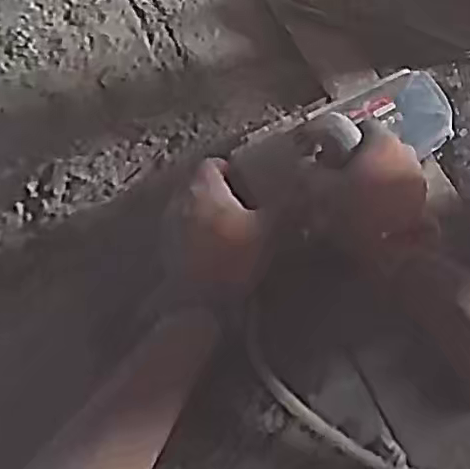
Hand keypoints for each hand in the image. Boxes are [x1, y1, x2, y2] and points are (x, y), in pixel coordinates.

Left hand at [168, 158, 272, 306]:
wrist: (198, 305)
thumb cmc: (234, 258)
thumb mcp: (269, 229)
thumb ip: (285, 203)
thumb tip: (303, 185)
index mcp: (204, 189)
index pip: (212, 163)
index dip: (230, 168)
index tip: (247, 182)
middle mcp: (181, 201)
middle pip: (199, 184)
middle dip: (220, 190)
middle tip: (245, 203)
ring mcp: (169, 226)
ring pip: (190, 206)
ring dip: (208, 211)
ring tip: (231, 225)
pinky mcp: (166, 249)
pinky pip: (184, 228)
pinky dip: (198, 231)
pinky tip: (216, 246)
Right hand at [307, 121, 436, 275]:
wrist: (393, 254)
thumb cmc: (355, 212)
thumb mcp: (321, 190)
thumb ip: (309, 171)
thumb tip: (302, 162)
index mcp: (384, 142)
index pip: (365, 125)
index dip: (346, 136)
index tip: (333, 151)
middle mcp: (407, 152)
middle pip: (382, 146)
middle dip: (364, 157)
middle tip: (344, 175)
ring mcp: (420, 177)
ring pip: (395, 167)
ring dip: (379, 176)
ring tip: (360, 196)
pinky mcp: (425, 199)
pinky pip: (405, 189)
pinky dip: (393, 195)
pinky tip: (378, 212)